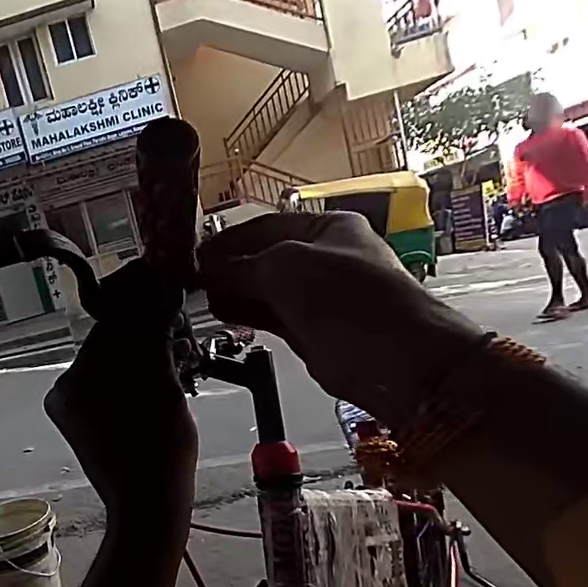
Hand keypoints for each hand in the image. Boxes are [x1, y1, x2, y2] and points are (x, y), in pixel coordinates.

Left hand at [43, 259, 194, 545]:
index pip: (113, 317)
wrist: (146, 505)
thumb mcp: (167, 383)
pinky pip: (97, 380)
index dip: (136, 293)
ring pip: (104, 358)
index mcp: (86, 372)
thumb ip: (156, 332)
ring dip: (132, 347)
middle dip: (138, 322)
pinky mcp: (70, 415)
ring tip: (164, 346)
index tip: (155, 273)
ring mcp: (66, 400)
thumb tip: (158, 283)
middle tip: (167, 309)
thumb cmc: (165, 448)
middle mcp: (66, 381)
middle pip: (107, 336)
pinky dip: (121, 372)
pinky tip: (147, 373)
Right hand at [197, 212, 483, 423]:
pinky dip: (244, 312)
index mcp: (328, 228)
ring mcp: (315, 295)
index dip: (229, 239)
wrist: (394, 360)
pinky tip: (221, 312)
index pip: (266, 226)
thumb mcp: (284, 267)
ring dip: (232, 291)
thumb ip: (239, 267)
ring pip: (262, 288)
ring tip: (202, 295)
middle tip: (193, 277)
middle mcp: (322, 258)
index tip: (196, 252)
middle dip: (228, 267)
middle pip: (262, 258)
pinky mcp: (308, 328)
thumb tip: (205, 269)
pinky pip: (267, 314)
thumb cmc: (349, 298)